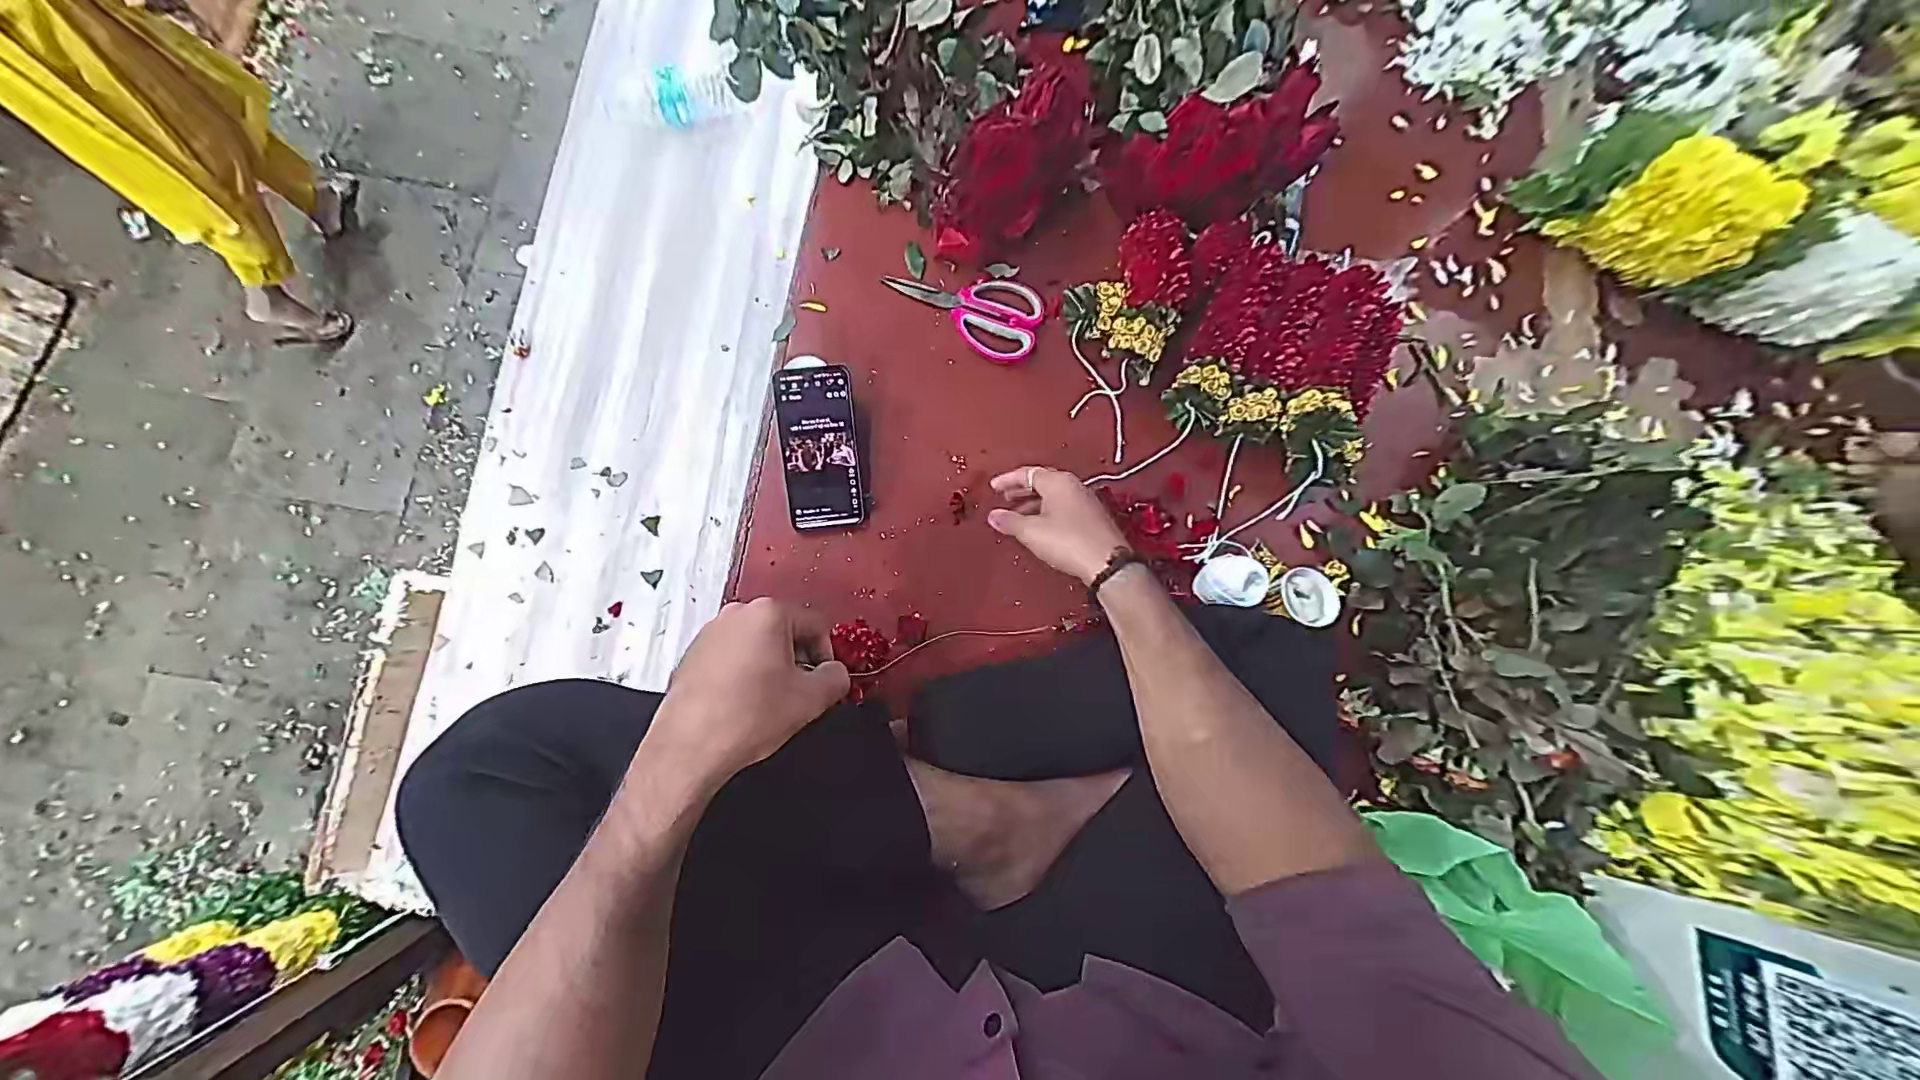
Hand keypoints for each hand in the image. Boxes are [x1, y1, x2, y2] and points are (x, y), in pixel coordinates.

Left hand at [649, 598, 849, 786]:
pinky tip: (743, 703)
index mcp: (769, 613)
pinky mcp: (694, 653)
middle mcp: (738, 613)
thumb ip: (837, 677)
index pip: (816, 626)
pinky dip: (745, 674)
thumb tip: (836, 673)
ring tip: (767, 702)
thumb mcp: (811, 699)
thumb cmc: (746, 718)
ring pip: (759, 644)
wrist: (688, 747)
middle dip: (797, 661)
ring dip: (771, 667)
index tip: (822, 681)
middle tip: (797, 693)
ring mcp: (712, 632)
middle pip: (786, 631)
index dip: (826, 657)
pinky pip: (733, 656)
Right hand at [986, 466, 1129, 584]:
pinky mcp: (1091, 518)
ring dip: (1033, 503)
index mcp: (1058, 482)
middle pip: (1042, 482)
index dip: (1008, 480)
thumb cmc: (1071, 542)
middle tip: (1005, 497)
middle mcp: (1073, 487)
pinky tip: (1040, 527)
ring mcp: (1085, 502)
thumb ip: (1010, 521)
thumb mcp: (1031, 531)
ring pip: (1053, 496)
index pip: (1027, 473)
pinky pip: (1063, 508)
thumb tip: (995, 516)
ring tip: (1017, 515)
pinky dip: (1047, 512)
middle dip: (1021, 490)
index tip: (996, 486)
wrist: (1105, 562)